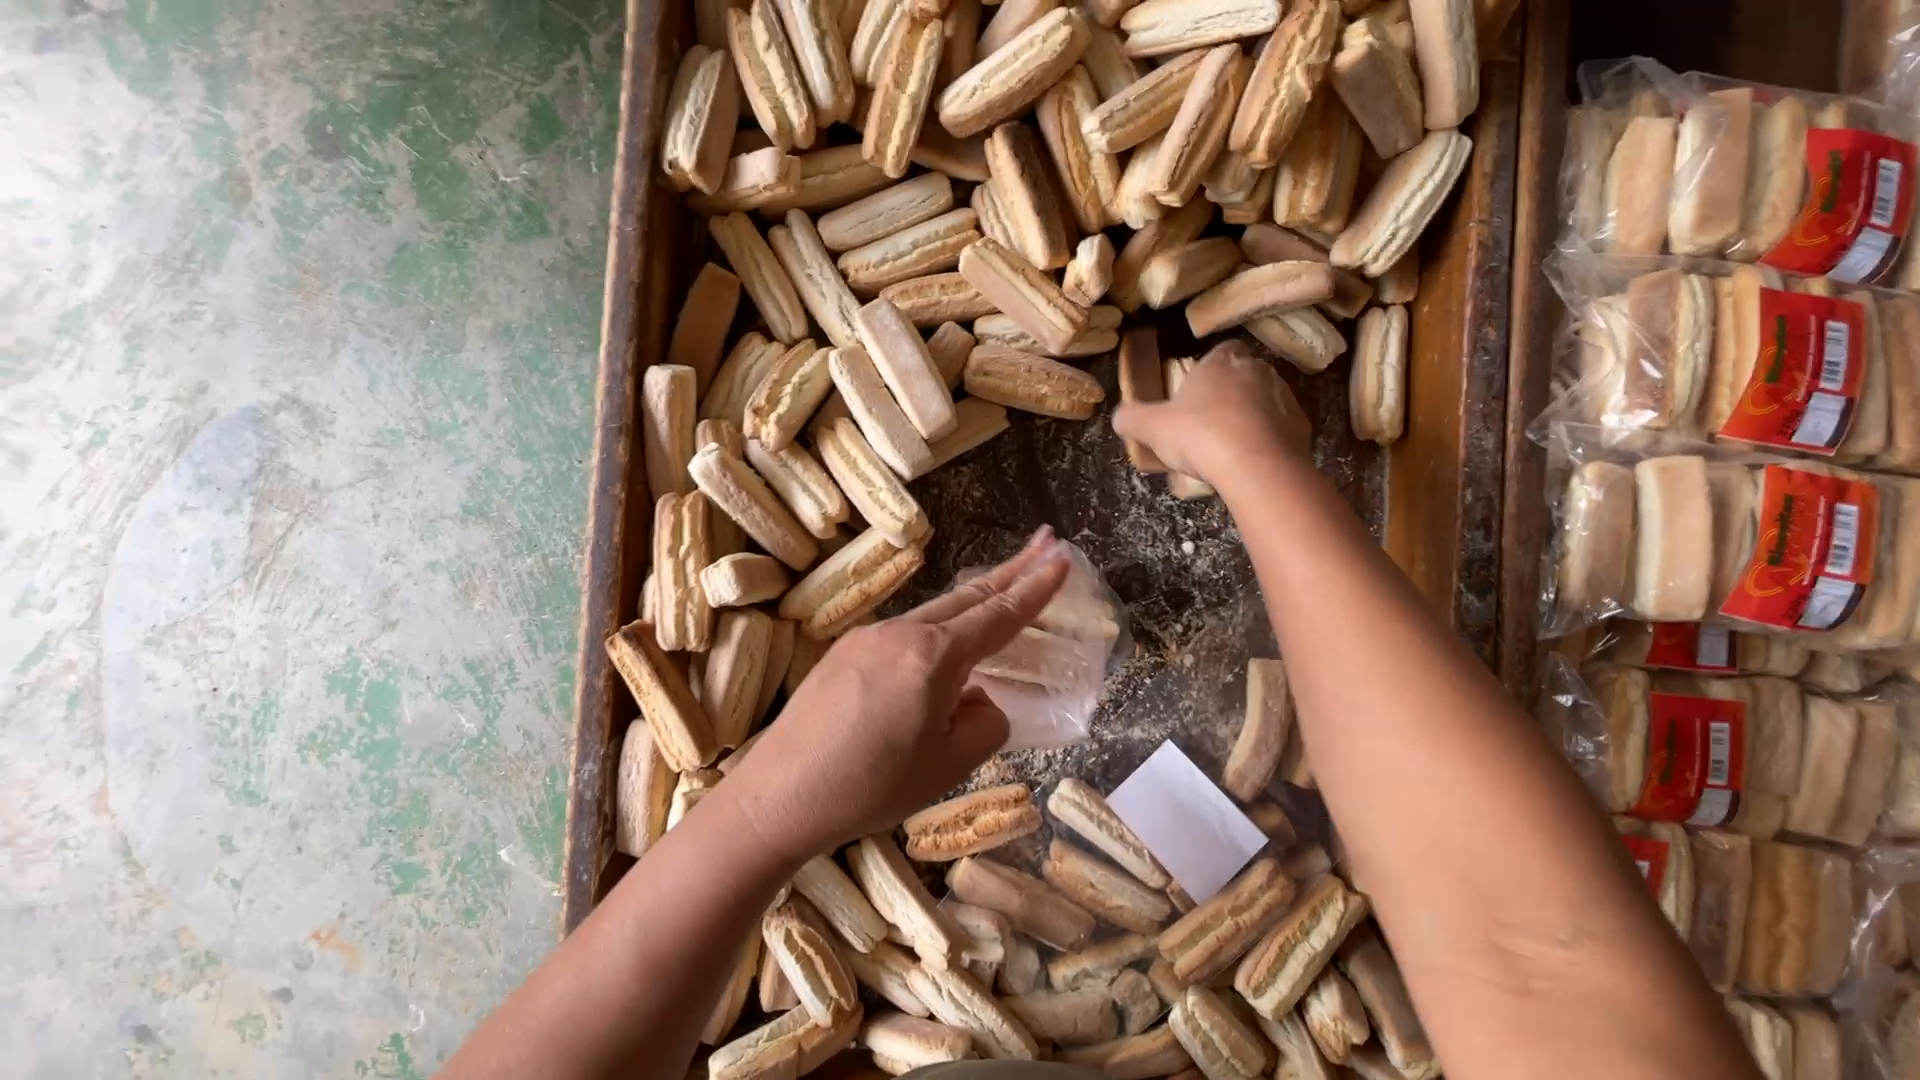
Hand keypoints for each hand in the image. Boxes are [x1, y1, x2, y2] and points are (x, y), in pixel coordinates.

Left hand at [720, 530, 1070, 862]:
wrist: (778, 796)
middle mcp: (900, 633)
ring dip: (972, 608)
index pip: (998, 616)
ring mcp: (867, 638)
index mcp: (933, 658)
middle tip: (1047, 542)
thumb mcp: (948, 766)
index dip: (1036, 588)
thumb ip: (983, 724)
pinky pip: (904, 637)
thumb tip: (977, 700)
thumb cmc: (870, 787)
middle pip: (968, 597)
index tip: (1062, 557)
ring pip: (933, 618)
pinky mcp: (843, 652)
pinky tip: (934, 668)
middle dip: (1012, 570)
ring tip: (1001, 602)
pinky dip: (934, 639)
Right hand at [1113, 340, 1310, 486]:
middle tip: (1209, 423)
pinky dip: (1268, 440)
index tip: (1196, 393)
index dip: (1210, 369)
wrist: (1255, 466)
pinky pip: (1281, 429)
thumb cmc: (1199, 435)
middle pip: (1244, 375)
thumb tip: (1119, 417)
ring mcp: (1284, 397)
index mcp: (1222, 362)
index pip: (1221, 351)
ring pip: (1265, 401)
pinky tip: (1251, 461)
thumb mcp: (1152, 428)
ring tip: (1230, 447)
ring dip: (1250, 417)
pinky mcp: (1301, 427)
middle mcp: (1257, 371)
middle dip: (1230, 394)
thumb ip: (1132, 419)